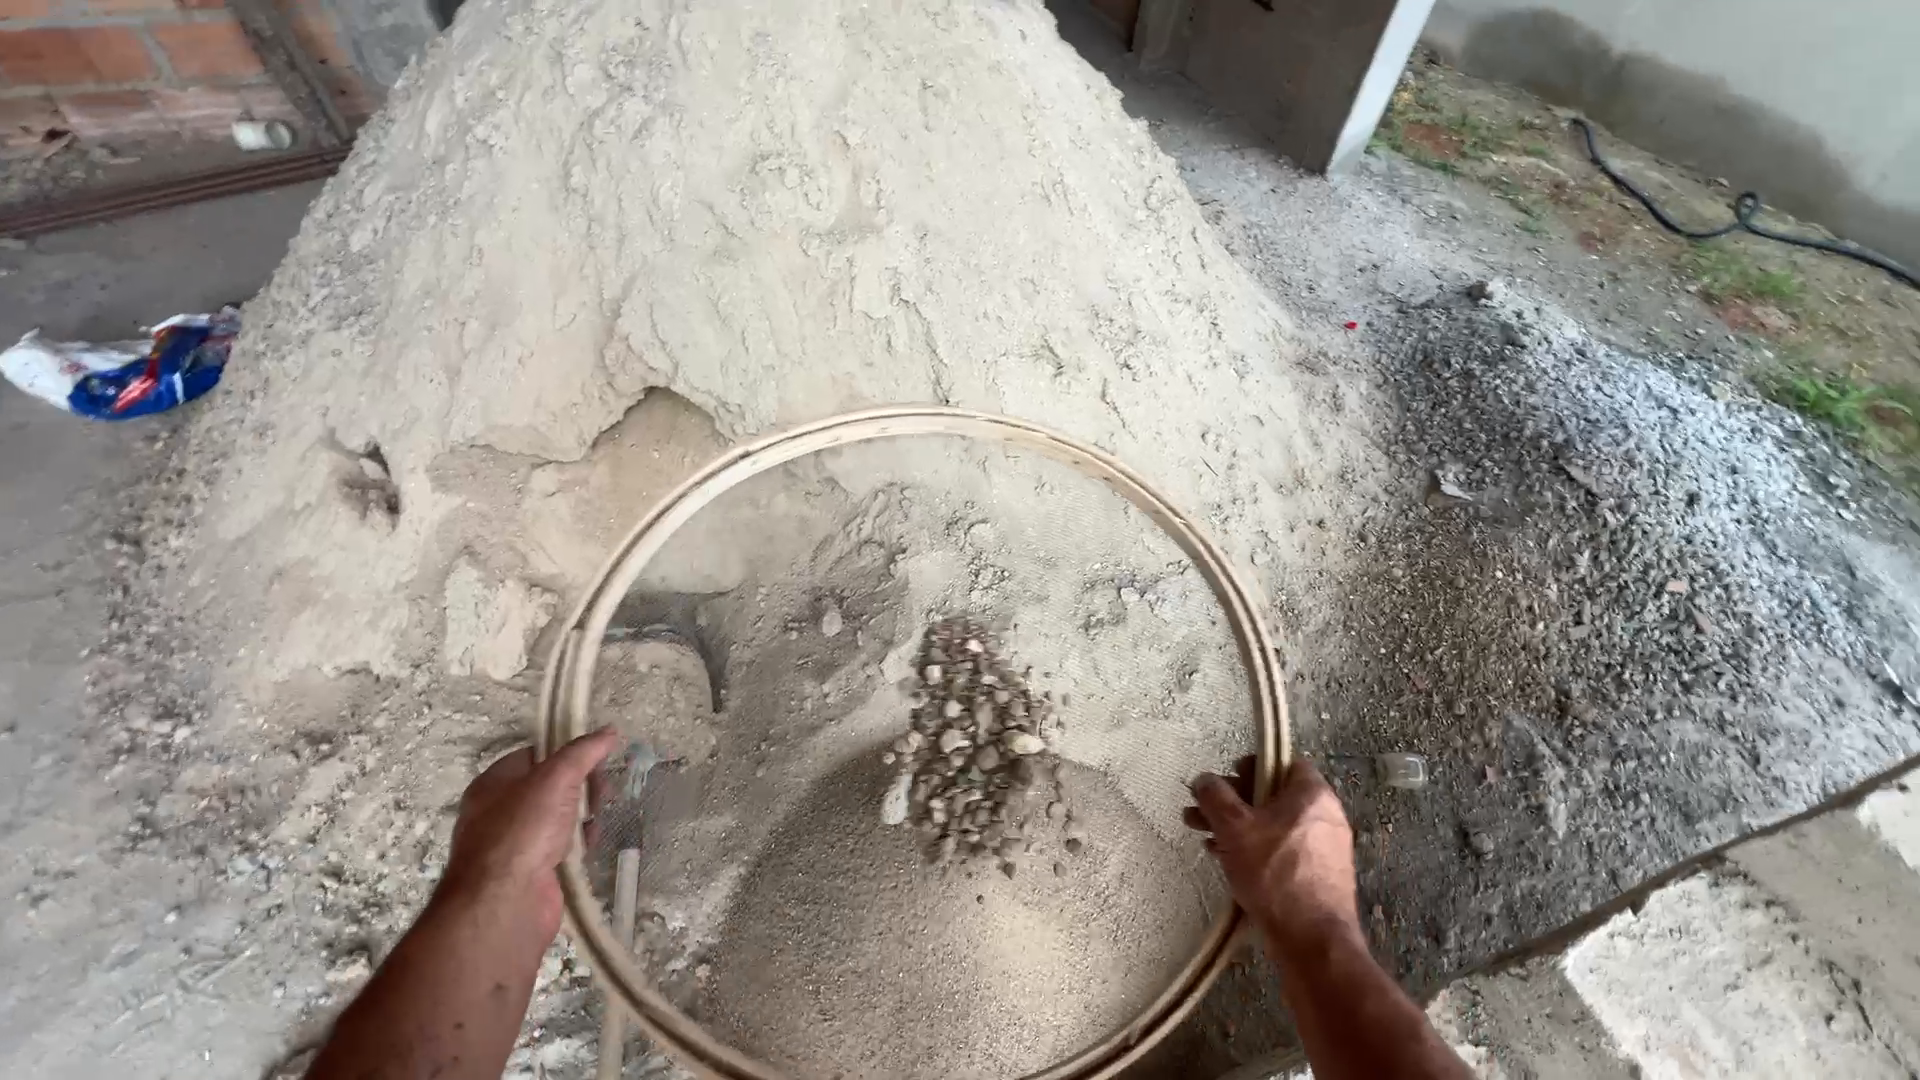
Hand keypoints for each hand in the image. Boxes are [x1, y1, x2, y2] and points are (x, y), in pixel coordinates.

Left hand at [438, 729, 620, 937]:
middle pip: (552, 785)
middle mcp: (500, 810)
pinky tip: (588, 847)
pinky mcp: (531, 868)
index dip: (568, 753)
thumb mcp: (556, 778)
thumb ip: (583, 751)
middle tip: (601, 794)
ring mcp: (515, 841)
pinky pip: (562, 844)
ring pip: (560, 815)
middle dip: (582, 787)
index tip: (597, 759)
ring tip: (594, 824)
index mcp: (494, 783)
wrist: (505, 903)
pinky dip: (578, 843)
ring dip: (584, 817)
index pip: (536, 754)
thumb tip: (609, 731)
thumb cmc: (524, 831)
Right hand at [1185, 756, 1359, 954]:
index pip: (1284, 762)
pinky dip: (1255, 850)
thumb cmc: (1274, 873)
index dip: (1252, 766)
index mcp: (1312, 795)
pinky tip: (1226, 861)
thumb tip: (1204, 779)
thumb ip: (1215, 796)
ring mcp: (1325, 849)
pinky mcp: (1319, 876)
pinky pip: (1282, 850)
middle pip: (1272, 796)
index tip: (1227, 780)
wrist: (1312, 941)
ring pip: (1274, 825)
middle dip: (1232, 802)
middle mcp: (1325, 817)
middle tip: (1201, 813)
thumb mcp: (1234, 827)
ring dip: (1237, 828)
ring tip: (1204, 839)